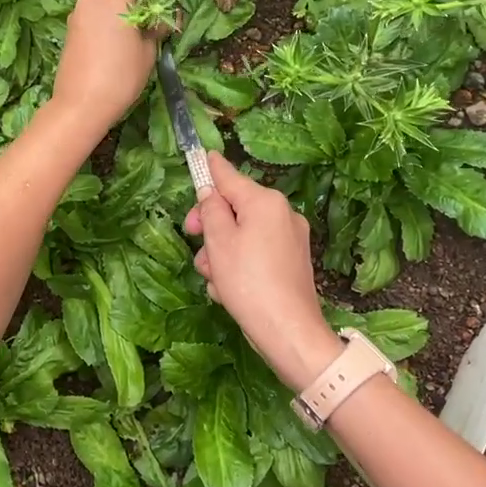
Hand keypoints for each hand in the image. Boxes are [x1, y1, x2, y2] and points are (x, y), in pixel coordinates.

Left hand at [50, 0, 155, 133]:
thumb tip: (161, 23)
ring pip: (107, 11)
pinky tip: (113, 50)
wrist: (81, 105)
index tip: (166, 26)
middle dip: (137, 13)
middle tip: (150, 36)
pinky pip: (94, 22)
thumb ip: (156, 30)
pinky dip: (105, 30)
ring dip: (120, 22)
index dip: (158, 8)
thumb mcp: (149, 52)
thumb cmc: (121, 76)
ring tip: (131, 46)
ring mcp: (77, 13)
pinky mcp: (69, 29)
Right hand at [184, 153, 340, 390]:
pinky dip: (239, 264)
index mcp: (265, 201)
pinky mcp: (292, 262)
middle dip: (210, 225)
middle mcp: (283, 213)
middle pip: (235, 207)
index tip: (202, 154)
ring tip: (212, 277)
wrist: (289, 332)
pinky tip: (228, 288)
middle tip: (193, 239)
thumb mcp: (218, 241)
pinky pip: (256, 252)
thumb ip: (211, 210)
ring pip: (242, 233)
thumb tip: (211, 193)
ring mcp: (291, 238)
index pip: (229, 176)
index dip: (210, 168)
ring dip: (221, 251)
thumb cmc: (248, 281)